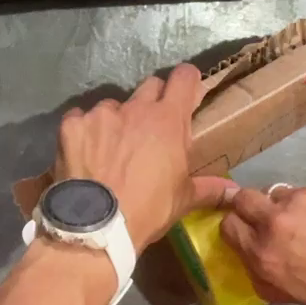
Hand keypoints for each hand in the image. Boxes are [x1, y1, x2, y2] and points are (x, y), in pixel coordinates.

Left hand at [53, 64, 208, 253]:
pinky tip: (83, 152)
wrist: (97, 226)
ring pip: (112, 105)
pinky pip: (79, 118)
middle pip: (149, 86)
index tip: (186, 92)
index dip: (187, 81)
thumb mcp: (182, 200)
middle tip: (149, 127)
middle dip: (153, 101)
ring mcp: (100, 114)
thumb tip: (233, 191)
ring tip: (110, 148)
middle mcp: (134, 108)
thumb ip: (207, 188)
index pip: (184, 78)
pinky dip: (83, 131)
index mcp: (167, 121)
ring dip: (115, 120)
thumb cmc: (148, 210)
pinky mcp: (72, 124)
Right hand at [217, 180, 305, 304]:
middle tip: (270, 221)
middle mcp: (274, 223)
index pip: (228, 228)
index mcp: (266, 256)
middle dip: (249, 207)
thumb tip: (263, 271)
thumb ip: (275, 280)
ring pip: (279, 194)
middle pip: (242, 199)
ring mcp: (300, 200)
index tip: (248, 236)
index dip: (236, 231)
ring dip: (287, 206)